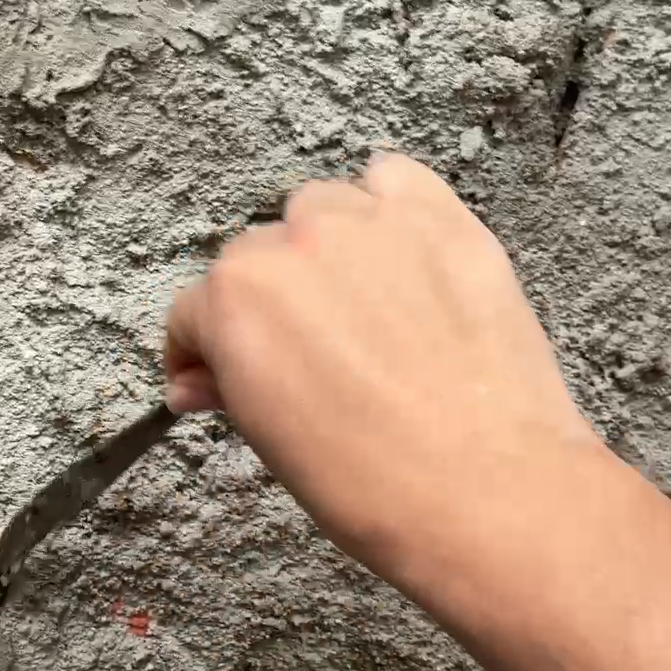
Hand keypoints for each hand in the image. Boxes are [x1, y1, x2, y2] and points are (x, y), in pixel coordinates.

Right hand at [165, 153, 601, 578]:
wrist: (479, 490)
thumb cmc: (365, 477)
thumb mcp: (264, 435)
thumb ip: (224, 386)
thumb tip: (198, 380)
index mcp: (233, 300)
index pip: (191, 311)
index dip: (195, 348)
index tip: (208, 370)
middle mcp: (290, 247)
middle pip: (250, 258)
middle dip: (259, 303)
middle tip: (289, 351)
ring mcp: (368, 226)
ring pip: (314, 209)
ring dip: (315, 247)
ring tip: (345, 300)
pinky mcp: (440, 222)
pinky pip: (393, 180)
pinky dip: (382, 208)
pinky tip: (389, 254)